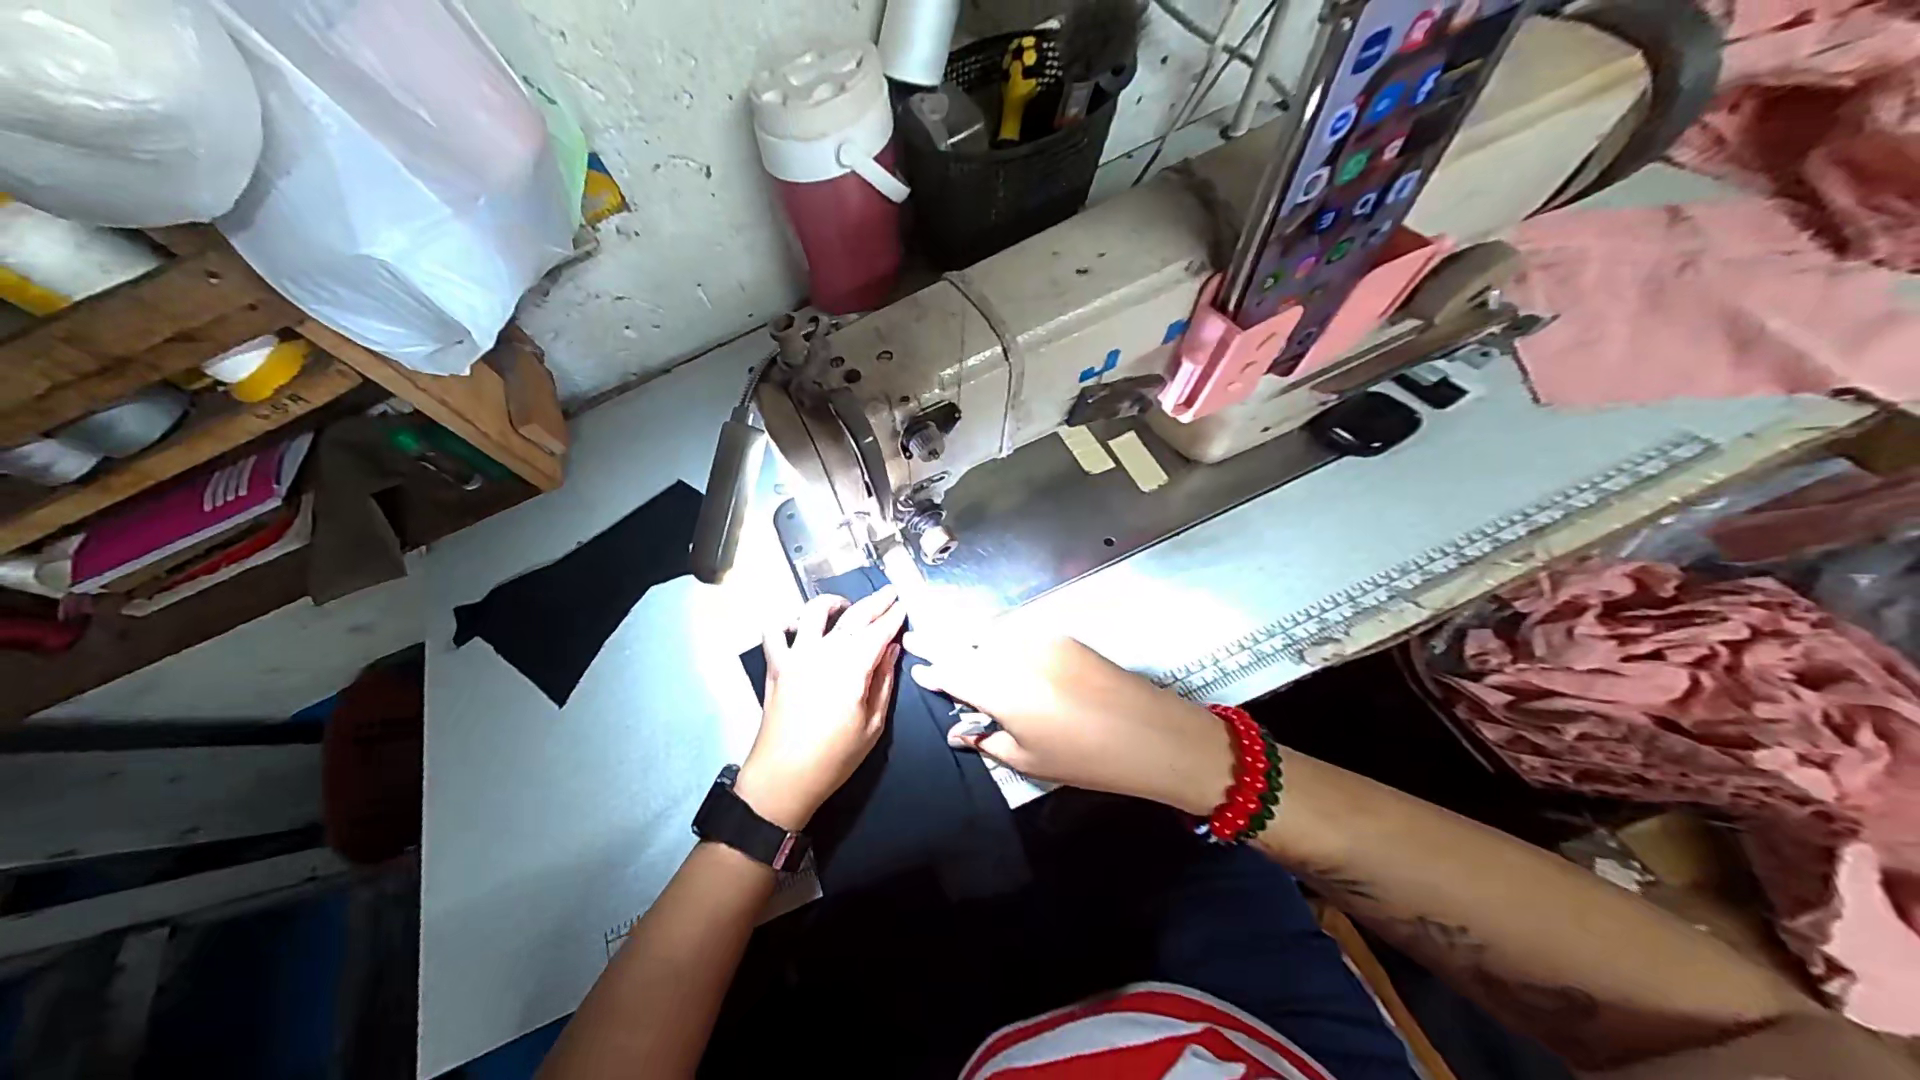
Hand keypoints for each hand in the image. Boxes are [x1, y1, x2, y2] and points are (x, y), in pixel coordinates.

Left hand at [734, 588, 906, 830]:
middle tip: (889, 593)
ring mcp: (796, 657)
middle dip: (874, 602)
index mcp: (852, 668)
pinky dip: (786, 622)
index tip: (903, 606)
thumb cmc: (834, 757)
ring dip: (832, 603)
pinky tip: (799, 625)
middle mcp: (823, 654)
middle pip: (853, 617)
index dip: (893, 617)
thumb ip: (883, 682)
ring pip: (813, 613)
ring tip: (845, 605)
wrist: (783, 778)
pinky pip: (774, 632)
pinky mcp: (776, 666)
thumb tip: (891, 651)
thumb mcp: (872, 724)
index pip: (878, 632)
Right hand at [905, 628, 1233, 814]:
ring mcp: (1040, 638)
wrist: (1151, 733)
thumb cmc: (1086, 758)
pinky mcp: (1062, 634)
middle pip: (966, 638)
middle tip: (920, 637)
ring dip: (972, 636)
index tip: (916, 662)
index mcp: (998, 687)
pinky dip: (1001, 636)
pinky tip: (1000, 650)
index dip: (931, 666)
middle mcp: (1013, 653)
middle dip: (942, 639)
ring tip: (961, 648)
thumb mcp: (1028, 759)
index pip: (950, 669)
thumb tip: (961, 730)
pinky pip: (1018, 629)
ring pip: (991, 629)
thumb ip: (986, 739)